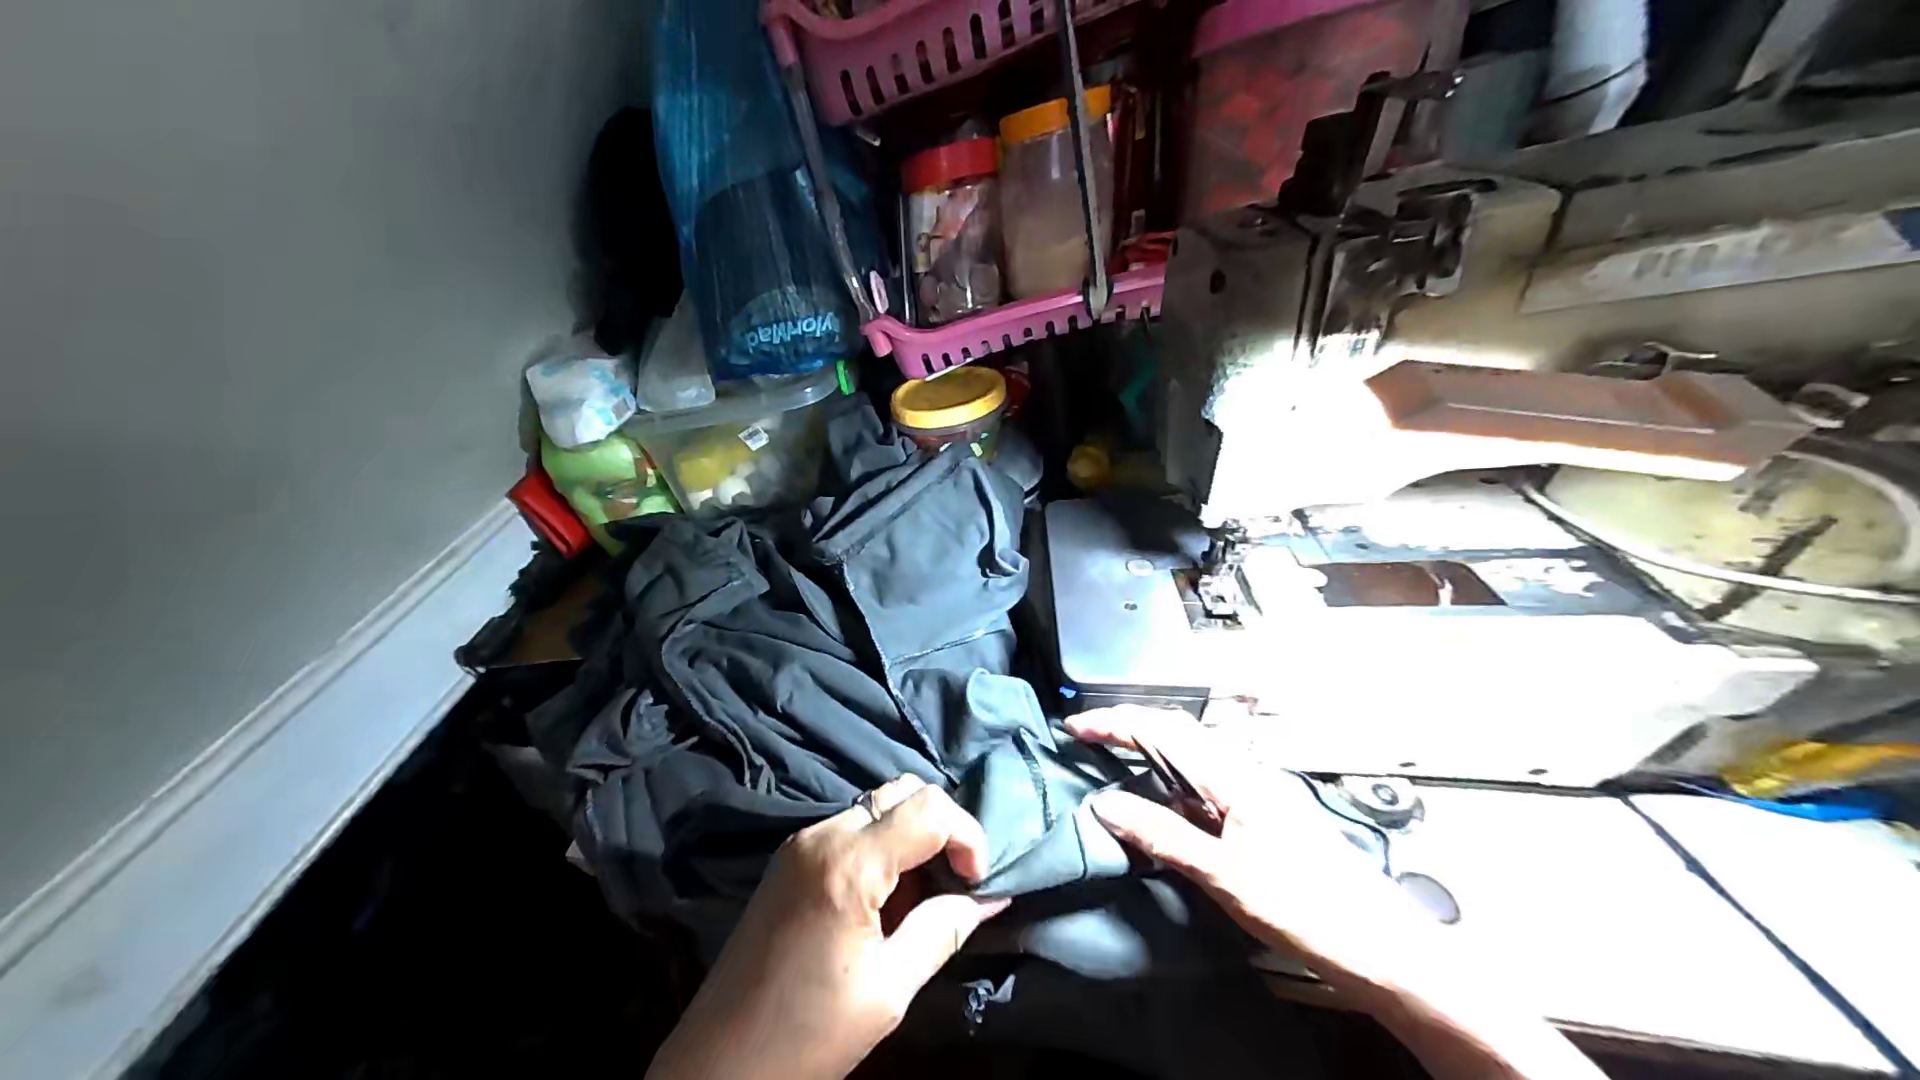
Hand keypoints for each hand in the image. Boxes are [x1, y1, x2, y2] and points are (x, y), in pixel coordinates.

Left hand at [646, 775, 1008, 1079]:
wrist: (717, 1065)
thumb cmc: (807, 1035)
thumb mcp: (888, 990)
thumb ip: (943, 929)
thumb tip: (989, 899)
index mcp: (848, 862)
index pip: (929, 808)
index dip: (968, 835)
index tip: (976, 883)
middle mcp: (823, 834)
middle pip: (903, 791)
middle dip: (942, 826)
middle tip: (954, 880)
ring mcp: (801, 842)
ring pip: (877, 805)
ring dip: (911, 834)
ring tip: (921, 895)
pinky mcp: (789, 858)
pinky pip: (851, 826)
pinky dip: (882, 844)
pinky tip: (886, 895)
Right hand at [1067, 706, 1605, 1079]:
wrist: (1385, 949)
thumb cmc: (1310, 910)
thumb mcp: (1226, 876)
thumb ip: (1162, 834)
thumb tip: (1105, 803)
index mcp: (1236, 775)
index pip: (1163, 731)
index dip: (1114, 724)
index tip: (1073, 728)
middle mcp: (1245, 770)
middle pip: (1175, 730)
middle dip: (1126, 727)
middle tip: (1084, 737)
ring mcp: (1254, 788)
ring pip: (1188, 752)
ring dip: (1145, 747)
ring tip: (1108, 755)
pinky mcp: (1258, 810)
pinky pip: (1201, 777)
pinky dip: (1166, 775)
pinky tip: (1155, 795)